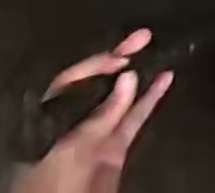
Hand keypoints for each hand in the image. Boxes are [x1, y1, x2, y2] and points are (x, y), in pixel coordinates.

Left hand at [14, 29, 174, 192]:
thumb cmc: (53, 189)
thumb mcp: (72, 152)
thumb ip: (101, 116)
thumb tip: (130, 76)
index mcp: (48, 122)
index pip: (71, 82)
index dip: (95, 66)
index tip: (120, 58)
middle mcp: (72, 124)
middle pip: (97, 84)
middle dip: (119, 59)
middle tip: (142, 37)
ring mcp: (95, 137)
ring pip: (120, 98)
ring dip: (139, 75)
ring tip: (157, 50)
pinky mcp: (115, 150)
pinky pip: (135, 118)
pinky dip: (150, 99)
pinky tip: (165, 79)